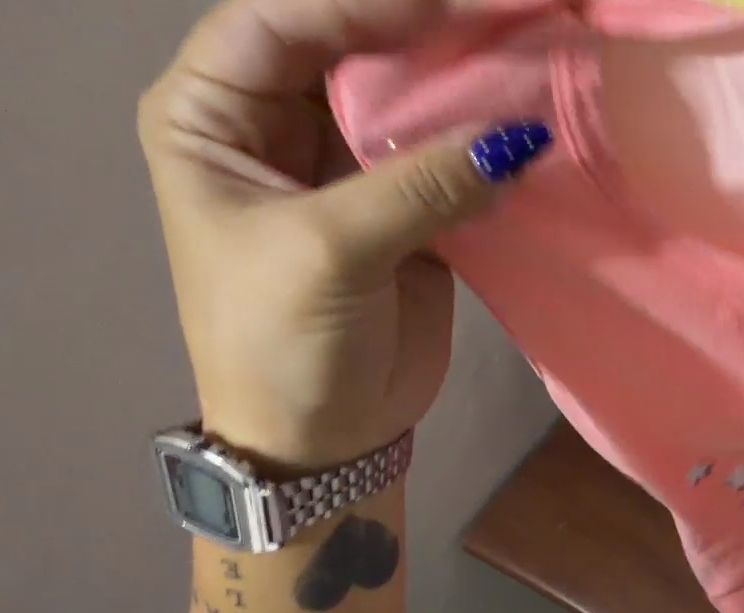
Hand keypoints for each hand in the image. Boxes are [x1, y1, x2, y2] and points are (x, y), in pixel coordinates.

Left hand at [138, 0, 550, 469]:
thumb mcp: (333, 251)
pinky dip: (486, 156)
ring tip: (527, 68)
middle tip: (502, 22)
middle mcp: (282, 134)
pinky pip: (449, 170)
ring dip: (463, 96)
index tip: (442, 5)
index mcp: (215, 119)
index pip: (279, 24)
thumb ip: (420, 187)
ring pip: (408, 113)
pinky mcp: (410, 221)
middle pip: (352, 57)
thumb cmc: (283, 341)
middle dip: (422, 39)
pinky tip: (528, 139)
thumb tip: (518, 139)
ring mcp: (352, 177)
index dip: (356, 4)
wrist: (326, 438)